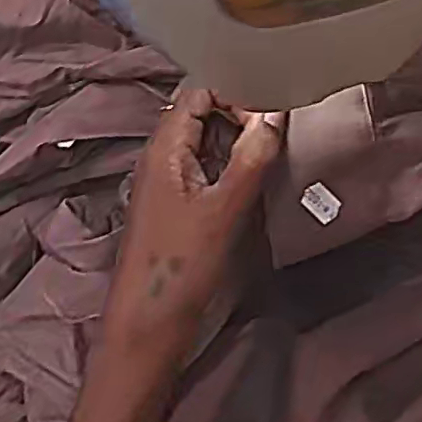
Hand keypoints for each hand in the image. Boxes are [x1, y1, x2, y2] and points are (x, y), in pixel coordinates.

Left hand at [102, 87, 287, 368]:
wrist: (145, 331)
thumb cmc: (180, 265)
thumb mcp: (224, 207)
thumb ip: (252, 155)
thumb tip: (276, 112)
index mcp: (165, 147)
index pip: (198, 92)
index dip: (233, 91)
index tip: (268, 108)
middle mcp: (162, 156)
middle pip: (201, 111)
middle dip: (239, 111)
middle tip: (275, 127)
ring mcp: (168, 180)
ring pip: (206, 139)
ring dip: (237, 137)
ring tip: (271, 144)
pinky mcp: (177, 203)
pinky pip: (206, 164)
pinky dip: (230, 160)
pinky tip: (254, 172)